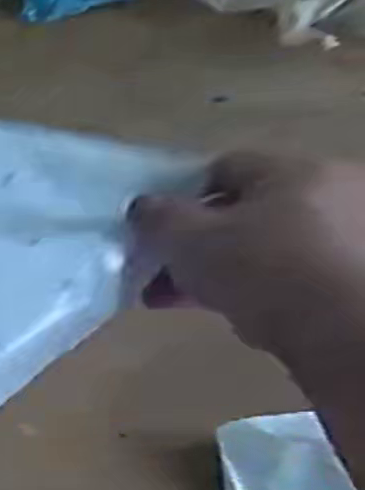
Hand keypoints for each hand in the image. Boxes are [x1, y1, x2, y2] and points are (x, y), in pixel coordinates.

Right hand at [130, 152, 364, 377]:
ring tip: (169, 295)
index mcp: (298, 172)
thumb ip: (156, 216)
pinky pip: (282, 265)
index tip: (150, 226)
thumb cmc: (256, 265)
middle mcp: (336, 191)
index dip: (178, 194)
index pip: (223, 168)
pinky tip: (211, 303)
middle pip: (240, 209)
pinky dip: (243, 280)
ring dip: (208, 264)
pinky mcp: (350, 268)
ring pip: (256, 240)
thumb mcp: (183, 237)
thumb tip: (146, 206)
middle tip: (155, 266)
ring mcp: (351, 231)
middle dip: (190, 239)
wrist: (341, 322)